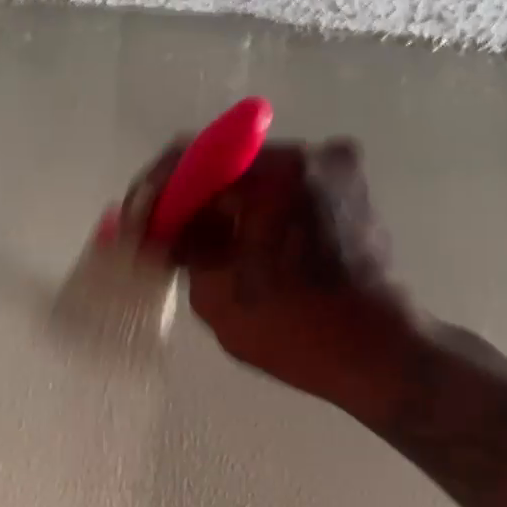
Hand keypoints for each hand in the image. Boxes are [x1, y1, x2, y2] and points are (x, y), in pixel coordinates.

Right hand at [152, 138, 417, 418]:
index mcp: (277, 172)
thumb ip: (180, 248)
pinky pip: (279, 194)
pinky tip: (231, 251)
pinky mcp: (345, 194)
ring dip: (216, 210)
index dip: (153, 195)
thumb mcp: (216, 292)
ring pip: (251, 179)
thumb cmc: (291, 328)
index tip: (132, 230)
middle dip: (184, 202)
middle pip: (223, 164)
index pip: (192, 159)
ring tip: (192, 254)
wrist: (374, 351)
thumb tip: (150, 231)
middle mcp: (311, 155)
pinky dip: (249, 216)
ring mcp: (335, 172)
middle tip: (156, 243)